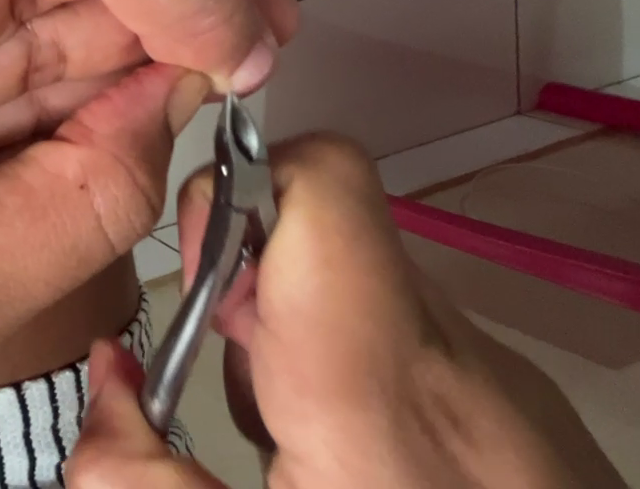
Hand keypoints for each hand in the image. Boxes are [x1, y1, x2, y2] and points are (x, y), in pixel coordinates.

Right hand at [63, 134, 627, 488]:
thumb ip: (135, 469)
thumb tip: (111, 370)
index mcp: (374, 385)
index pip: (320, 179)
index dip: (237, 184)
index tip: (206, 271)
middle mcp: (450, 355)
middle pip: (317, 219)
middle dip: (241, 268)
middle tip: (230, 355)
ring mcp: (503, 373)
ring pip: (353, 270)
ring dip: (289, 315)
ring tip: (287, 417)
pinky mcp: (528, 397)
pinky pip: (401, 321)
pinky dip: (343, 351)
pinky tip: (348, 441)